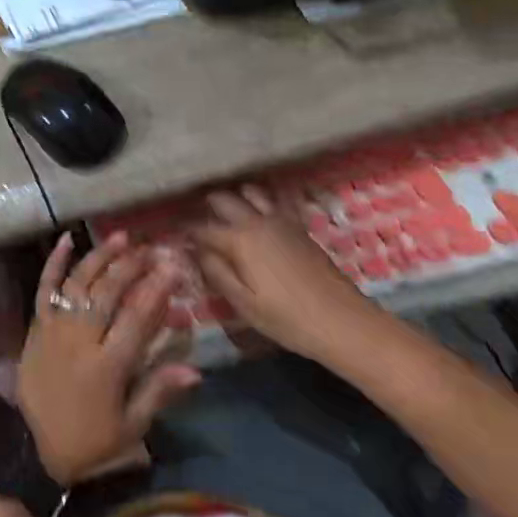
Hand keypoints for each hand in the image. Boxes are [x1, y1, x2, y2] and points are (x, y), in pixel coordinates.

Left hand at [17, 231, 200, 486]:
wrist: (32, 443)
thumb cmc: (88, 439)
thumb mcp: (130, 427)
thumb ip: (158, 392)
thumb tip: (195, 369)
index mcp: (108, 365)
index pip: (137, 318)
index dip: (157, 290)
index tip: (173, 266)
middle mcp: (80, 338)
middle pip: (108, 293)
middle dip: (131, 266)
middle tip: (152, 248)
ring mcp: (55, 327)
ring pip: (78, 283)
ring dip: (100, 257)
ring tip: (121, 236)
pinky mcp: (37, 324)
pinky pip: (44, 287)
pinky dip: (55, 262)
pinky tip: (67, 239)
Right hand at [189, 185, 383, 360]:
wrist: (345, 323)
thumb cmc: (288, 319)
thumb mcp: (243, 303)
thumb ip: (215, 272)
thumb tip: (196, 250)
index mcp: (238, 240)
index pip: (200, 228)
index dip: (184, 232)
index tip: (172, 237)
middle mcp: (256, 221)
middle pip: (222, 199)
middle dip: (205, 206)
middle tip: (195, 221)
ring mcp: (280, 220)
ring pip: (249, 192)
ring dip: (234, 197)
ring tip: (224, 213)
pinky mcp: (298, 227)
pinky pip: (274, 201)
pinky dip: (260, 200)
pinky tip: (256, 212)